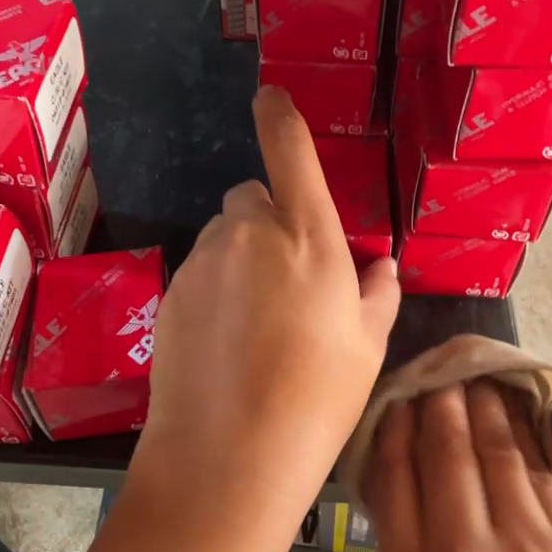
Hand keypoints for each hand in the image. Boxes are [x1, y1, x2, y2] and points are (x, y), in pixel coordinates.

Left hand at [131, 86, 401, 513]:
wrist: (227, 456)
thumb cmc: (317, 397)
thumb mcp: (368, 346)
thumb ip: (377, 293)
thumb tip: (381, 267)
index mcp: (306, 234)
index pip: (288, 149)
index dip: (278, 114)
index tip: (269, 95)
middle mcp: (248, 232)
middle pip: (253, 198)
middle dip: (270, 222)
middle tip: (290, 279)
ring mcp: (202, 261)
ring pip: (225, 237)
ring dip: (242, 257)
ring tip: (258, 322)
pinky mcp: (171, 292)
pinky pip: (201, 271)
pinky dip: (215, 289)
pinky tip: (227, 342)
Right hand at [363, 381, 551, 551]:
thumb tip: (402, 490)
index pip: (394, 484)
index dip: (392, 433)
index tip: (394, 405)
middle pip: (442, 455)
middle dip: (436, 403)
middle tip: (433, 372)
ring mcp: (530, 545)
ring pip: (494, 449)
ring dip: (479, 403)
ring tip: (469, 375)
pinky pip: (538, 468)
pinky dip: (522, 432)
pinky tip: (513, 411)